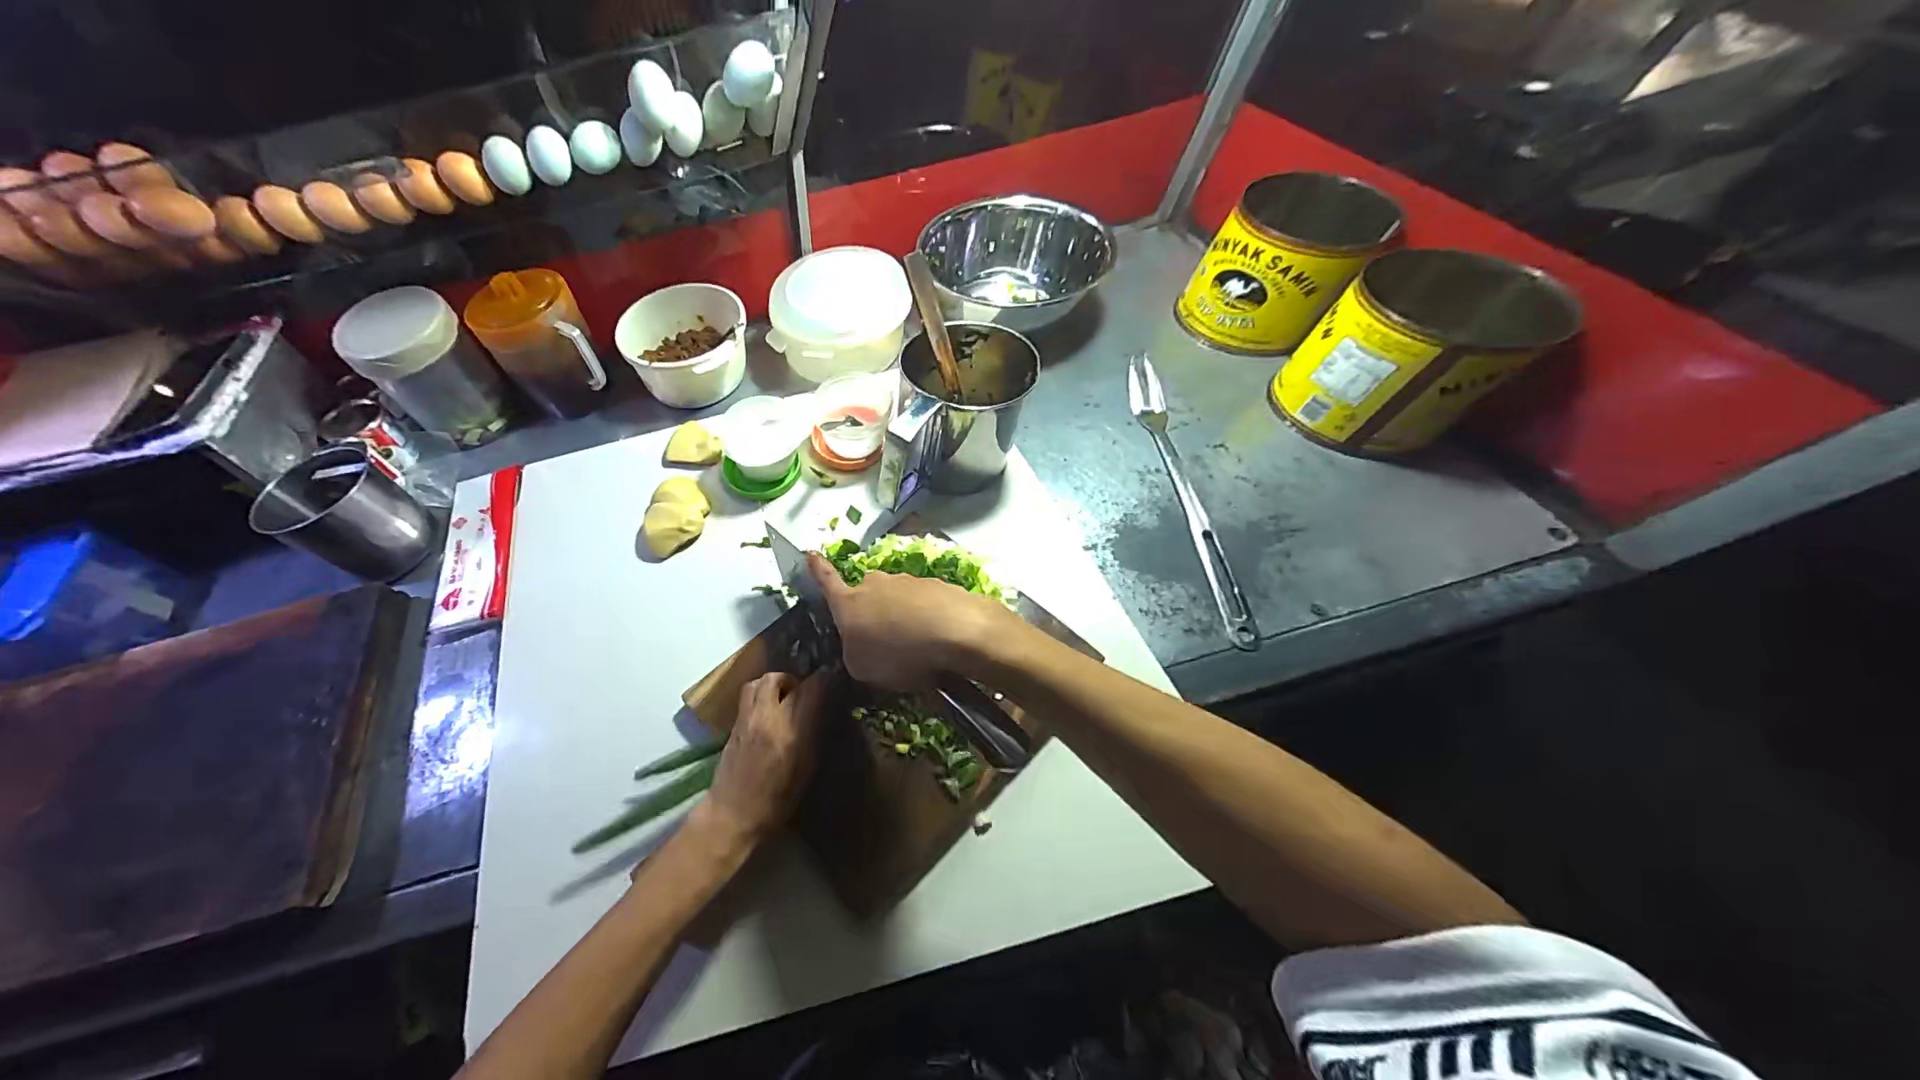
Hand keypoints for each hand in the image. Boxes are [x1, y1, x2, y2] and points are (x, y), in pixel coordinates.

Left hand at [694, 671, 826, 845]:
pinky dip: (761, 696)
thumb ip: (816, 732)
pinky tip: (769, 713)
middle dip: (795, 680)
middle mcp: (766, 718)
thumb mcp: (807, 768)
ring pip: (758, 682)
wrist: (732, 815)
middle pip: (778, 678)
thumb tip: (827, 708)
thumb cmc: (777, 800)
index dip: (824, 679)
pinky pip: (748, 696)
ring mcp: (746, 719)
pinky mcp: (733, 725)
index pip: (810, 688)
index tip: (833, 680)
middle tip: (805, 693)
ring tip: (785, 699)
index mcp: (790, 730)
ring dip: (774, 684)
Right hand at [806, 552, 1014, 690]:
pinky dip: (929, 619)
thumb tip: (861, 647)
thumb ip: (854, 654)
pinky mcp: (937, 585)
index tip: (810, 553)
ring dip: (904, 618)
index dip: (817, 569)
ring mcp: (908, 581)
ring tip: (919, 648)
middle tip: (885, 641)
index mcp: (849, 603)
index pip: (827, 582)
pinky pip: (926, 604)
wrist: (955, 631)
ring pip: (899, 600)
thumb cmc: (898, 654)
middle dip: (872, 612)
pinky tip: (941, 641)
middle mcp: (875, 584)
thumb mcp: (862, 670)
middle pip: (867, 594)